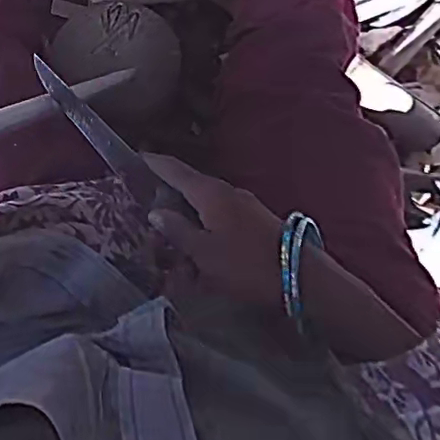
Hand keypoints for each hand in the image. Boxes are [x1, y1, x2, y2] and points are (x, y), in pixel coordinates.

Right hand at [141, 154, 423, 360]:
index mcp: (210, 193)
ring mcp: (244, 204)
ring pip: (203, 200)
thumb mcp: (203, 254)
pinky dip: (201, 220)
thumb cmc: (248, 266)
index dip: (151, 162)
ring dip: (184, 208)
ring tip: (166, 225)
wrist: (307, 282)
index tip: (132, 156)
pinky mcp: (255, 220)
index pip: (173, 168)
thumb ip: (176, 230)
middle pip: (188, 183)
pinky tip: (196, 240)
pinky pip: (218, 213)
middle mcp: (227, 191)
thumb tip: (155, 211)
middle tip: (142, 197)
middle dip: (165, 189)